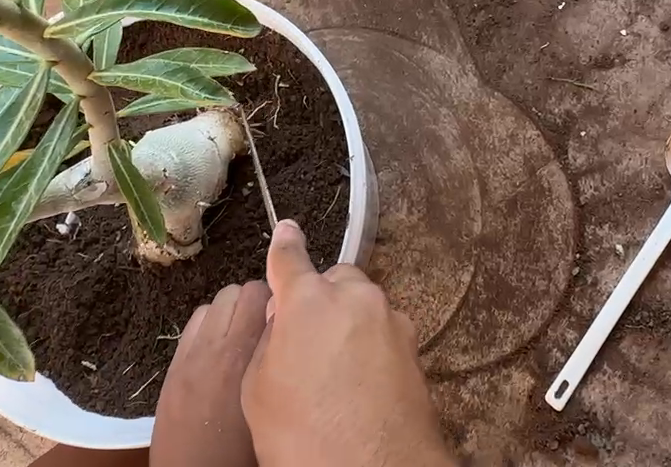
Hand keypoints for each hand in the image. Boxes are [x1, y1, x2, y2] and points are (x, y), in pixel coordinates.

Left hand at [150, 280, 269, 466]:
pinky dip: (208, 328)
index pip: (259, 294)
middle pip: (236, 291)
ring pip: (213, 304)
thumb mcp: (272, 407)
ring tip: (243, 340)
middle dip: (255, 302)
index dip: (277, 301)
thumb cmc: (241, 457)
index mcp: (241, 359)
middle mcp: (213, 350)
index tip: (287, 318)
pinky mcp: (171, 371)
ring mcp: (187, 359)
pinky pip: (192, 326)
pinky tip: (219, 353)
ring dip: (230, 313)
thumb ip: (280, 363)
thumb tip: (291, 332)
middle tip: (267, 328)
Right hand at [242, 220, 450, 466]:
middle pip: (332, 282)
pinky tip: (361, 386)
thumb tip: (283, 320)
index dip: (285, 244)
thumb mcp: (257, 391)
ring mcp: (389, 317)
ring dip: (348, 325)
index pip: (289, 258)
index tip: (288, 230)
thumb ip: (269, 339)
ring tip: (335, 378)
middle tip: (305, 348)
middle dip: (319, 303)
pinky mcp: (413, 343)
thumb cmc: (308, 439)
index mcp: (308, 300)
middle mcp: (353, 297)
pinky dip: (372, 347)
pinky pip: (383, 331)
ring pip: (360, 306)